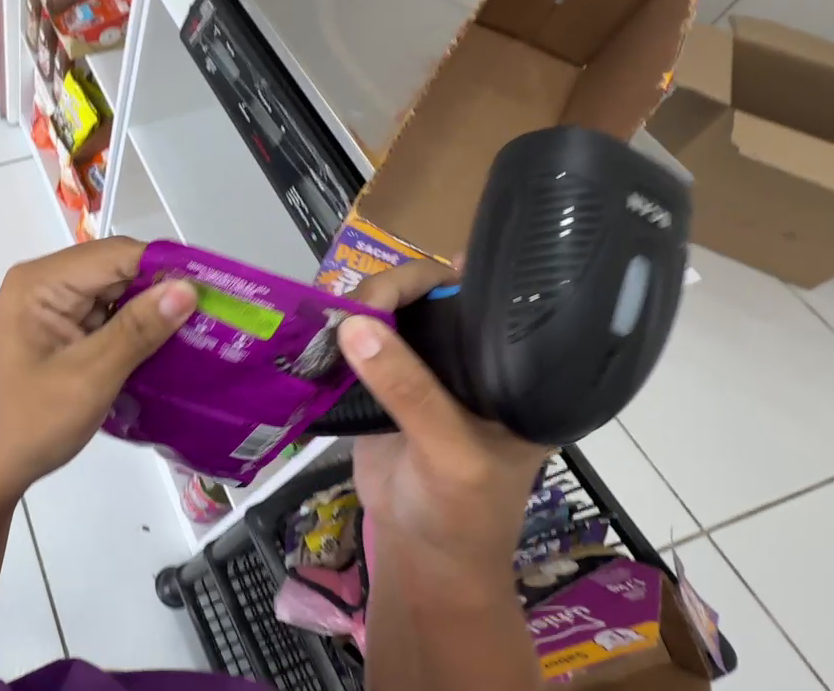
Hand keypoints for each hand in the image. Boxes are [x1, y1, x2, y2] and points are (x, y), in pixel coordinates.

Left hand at [0, 238, 196, 504]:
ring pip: (114, 294)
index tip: (216, 289)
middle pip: (116, 270)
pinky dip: (134, 331)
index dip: (166, 267)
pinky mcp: (58, 332)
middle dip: (163, 290)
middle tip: (217, 315)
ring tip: (205, 333)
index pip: (116, 254)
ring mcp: (49, 308)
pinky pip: (104, 318)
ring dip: (152, 312)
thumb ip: (138, 329)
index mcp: (41, 282)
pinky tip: (169, 350)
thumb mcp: (90, 376)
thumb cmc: (30, 423)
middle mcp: (43, 283)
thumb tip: (188, 287)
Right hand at [339, 259, 548, 582]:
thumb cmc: (462, 512)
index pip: (484, 299)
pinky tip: (323, 323)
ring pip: (392, 310)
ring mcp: (426, 366)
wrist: (425, 555)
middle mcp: (470, 356)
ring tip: (333, 314)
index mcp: (510, 368)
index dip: (445, 278)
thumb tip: (354, 323)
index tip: (401, 284)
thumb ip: (410, 392)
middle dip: (390, 288)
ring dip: (359, 304)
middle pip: (430, 294)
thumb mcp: (450, 455)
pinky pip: (362, 338)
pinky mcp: (386, 379)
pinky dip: (339, 328)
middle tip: (357, 306)